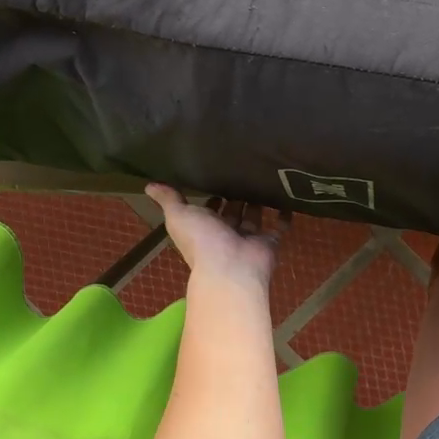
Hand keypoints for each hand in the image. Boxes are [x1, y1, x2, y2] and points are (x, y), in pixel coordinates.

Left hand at [147, 184, 290, 285]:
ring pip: (254, 217)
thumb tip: (149, 185)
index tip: (218, 176)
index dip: (211, 197)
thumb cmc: (203, 241)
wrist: (231, 268)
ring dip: (258, 202)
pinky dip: (283, 216)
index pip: (208, 210)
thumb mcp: (179, 216)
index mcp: (204, 228)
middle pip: (232, 212)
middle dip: (236, 196)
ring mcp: (247, 239)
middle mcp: (225, 234)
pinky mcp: (268, 243)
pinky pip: (278, 228)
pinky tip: (289, 199)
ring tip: (266, 177)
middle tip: (245, 170)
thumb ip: (169, 200)